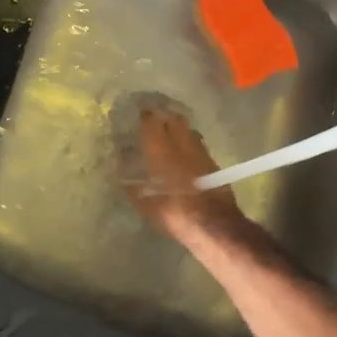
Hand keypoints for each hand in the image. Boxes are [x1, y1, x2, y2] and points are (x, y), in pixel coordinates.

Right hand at [123, 105, 244, 241]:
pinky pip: (197, 143)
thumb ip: (133, 187)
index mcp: (160, 150)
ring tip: (169, 129)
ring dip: (177, 125)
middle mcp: (180, 144)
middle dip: (162, 114)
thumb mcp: (145, 204)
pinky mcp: (212, 162)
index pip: (151, 121)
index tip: (138, 111)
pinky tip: (185, 150)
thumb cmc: (174, 213)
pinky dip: (189, 140)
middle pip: (172, 118)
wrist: (213, 225)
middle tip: (153, 117)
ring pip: (187, 128)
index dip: (144, 114)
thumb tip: (123, 176)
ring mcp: (199, 151)